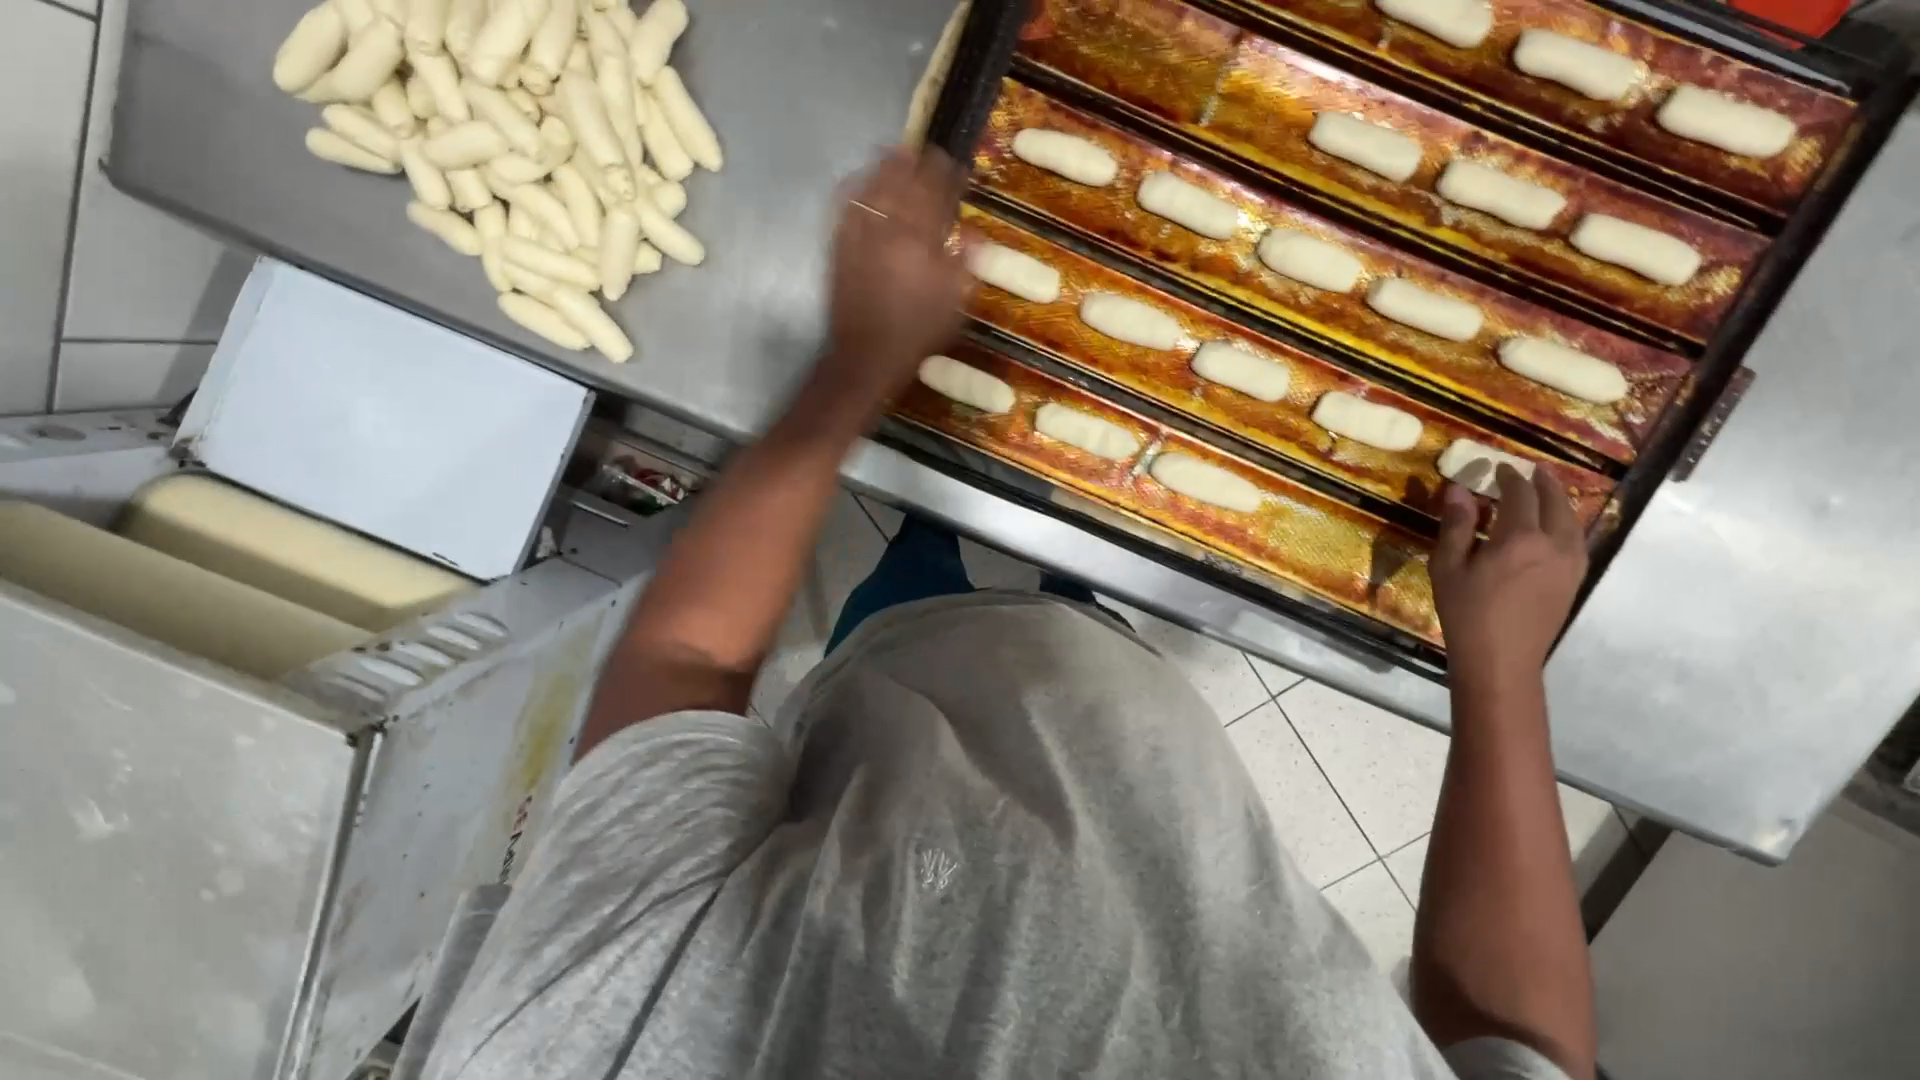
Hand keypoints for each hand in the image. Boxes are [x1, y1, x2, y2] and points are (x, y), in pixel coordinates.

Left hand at [814, 146, 970, 412]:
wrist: (865, 356)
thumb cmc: (915, 334)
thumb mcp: (952, 305)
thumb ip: (965, 265)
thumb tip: (978, 234)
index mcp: (921, 242)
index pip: (936, 195)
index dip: (947, 175)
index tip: (955, 163)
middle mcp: (889, 230)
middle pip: (903, 183)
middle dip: (916, 163)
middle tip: (925, 152)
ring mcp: (860, 235)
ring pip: (872, 188)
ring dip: (884, 167)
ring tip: (894, 152)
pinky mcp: (839, 246)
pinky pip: (845, 207)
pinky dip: (853, 188)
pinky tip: (858, 180)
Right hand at [1432, 465, 1587, 686]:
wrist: (1501, 660)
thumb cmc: (1466, 613)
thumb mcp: (1448, 567)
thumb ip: (1456, 526)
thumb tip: (1459, 489)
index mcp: (1519, 538)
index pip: (1520, 495)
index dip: (1509, 477)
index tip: (1499, 466)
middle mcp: (1553, 545)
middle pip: (1555, 503)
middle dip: (1543, 483)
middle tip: (1532, 470)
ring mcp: (1570, 564)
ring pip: (1572, 522)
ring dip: (1559, 502)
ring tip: (1547, 493)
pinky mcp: (1574, 581)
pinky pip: (1577, 541)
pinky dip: (1567, 525)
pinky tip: (1557, 529)